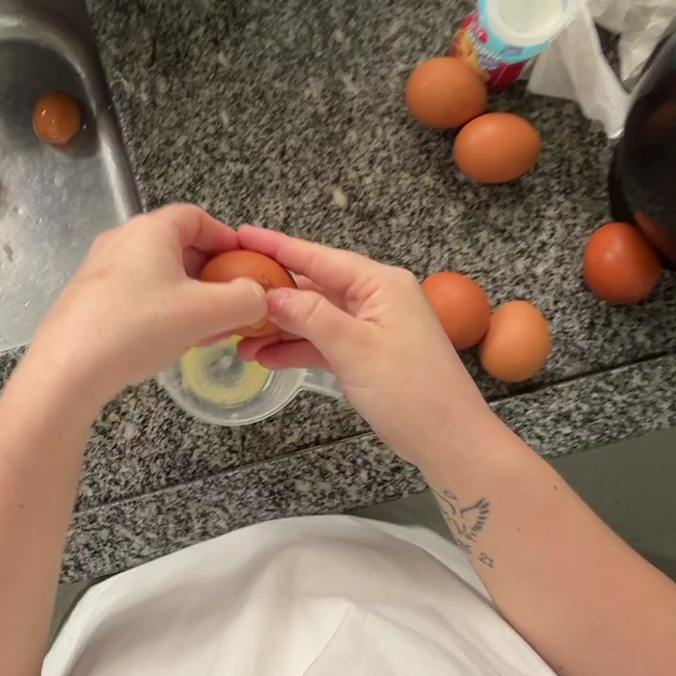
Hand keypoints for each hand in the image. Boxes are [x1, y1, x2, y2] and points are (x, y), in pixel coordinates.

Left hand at [21, 205, 268, 406]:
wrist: (67, 368)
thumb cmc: (138, 328)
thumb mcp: (204, 313)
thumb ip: (243, 300)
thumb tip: (257, 295)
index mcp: (150, 230)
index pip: (197, 217)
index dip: (226, 239)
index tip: (245, 266)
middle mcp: (122, 241)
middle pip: (177, 247)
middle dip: (210, 275)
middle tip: (231, 304)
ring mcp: (100, 271)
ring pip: (157, 276)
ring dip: (187, 298)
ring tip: (206, 329)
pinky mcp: (87, 300)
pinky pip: (135, 297)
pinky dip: (160, 312)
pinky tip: (169, 342)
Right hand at [235, 226, 498, 468]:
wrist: (446, 439)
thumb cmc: (410, 390)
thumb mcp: (353, 348)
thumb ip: (309, 316)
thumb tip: (269, 294)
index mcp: (379, 284)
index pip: (319, 258)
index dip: (277, 247)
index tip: (241, 236)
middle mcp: (374, 298)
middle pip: (313, 287)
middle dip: (271, 295)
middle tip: (229, 294)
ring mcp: (369, 328)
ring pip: (313, 318)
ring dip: (278, 329)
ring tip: (239, 339)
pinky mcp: (364, 355)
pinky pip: (321, 344)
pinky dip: (295, 350)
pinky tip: (265, 358)